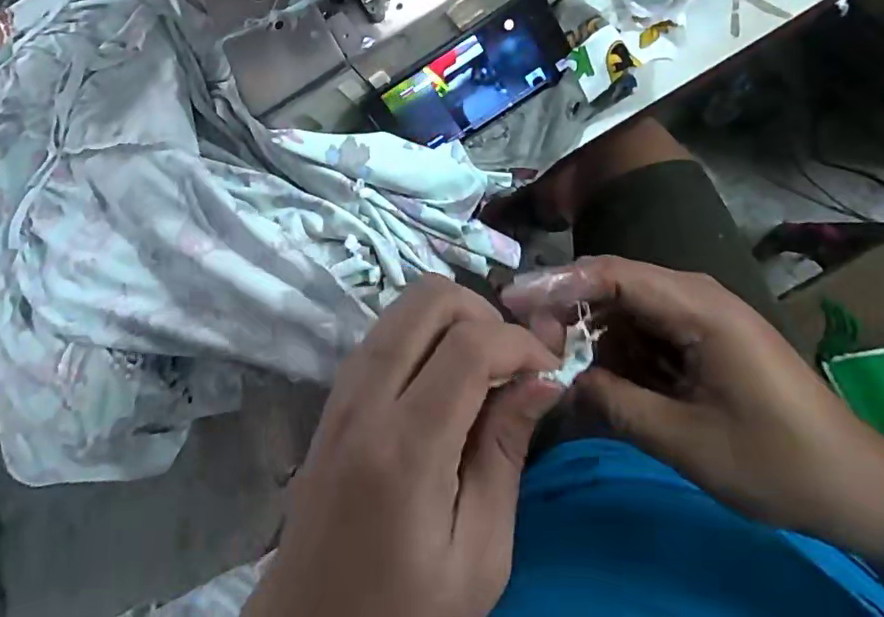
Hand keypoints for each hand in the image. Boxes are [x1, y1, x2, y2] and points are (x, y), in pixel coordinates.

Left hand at [246, 277, 564, 616]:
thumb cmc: (405, 611)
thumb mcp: (478, 553)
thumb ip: (506, 453)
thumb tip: (544, 378)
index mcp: (404, 446)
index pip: (469, 344)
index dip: (520, 341)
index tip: (550, 368)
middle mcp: (364, 400)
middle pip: (429, 298)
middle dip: (485, 314)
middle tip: (512, 362)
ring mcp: (340, 393)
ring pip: (403, 306)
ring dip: (453, 319)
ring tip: (485, 369)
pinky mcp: (333, 398)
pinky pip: (384, 333)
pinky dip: (424, 334)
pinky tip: (445, 380)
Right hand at [501, 254, 883, 541]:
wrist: (855, 486)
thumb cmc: (777, 461)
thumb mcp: (687, 441)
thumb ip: (615, 405)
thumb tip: (559, 382)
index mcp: (699, 306)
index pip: (613, 272)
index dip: (557, 282)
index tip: (510, 300)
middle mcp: (695, 297)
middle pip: (614, 286)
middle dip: (568, 314)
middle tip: (527, 347)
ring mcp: (699, 318)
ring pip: (625, 312)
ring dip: (589, 338)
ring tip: (553, 369)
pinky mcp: (700, 341)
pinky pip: (644, 336)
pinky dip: (616, 356)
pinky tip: (594, 383)